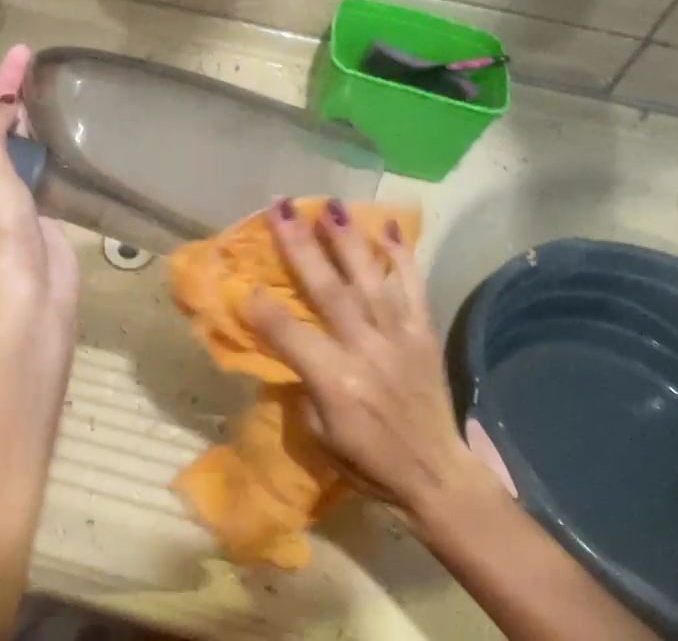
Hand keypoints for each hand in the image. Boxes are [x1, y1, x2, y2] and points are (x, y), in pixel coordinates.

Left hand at [0, 45, 80, 336]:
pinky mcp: (38, 216)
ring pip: (16, 152)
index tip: (6, 60)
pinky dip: (48, 148)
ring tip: (48, 84)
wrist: (32, 303)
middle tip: (29, 59)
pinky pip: (40, 172)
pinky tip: (64, 128)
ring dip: (28, 122)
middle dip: (6, 100)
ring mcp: (7, 204)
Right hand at [246, 198, 514, 522]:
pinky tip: (388, 224)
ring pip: (370, 279)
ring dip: (347, 239)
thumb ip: (303, 385)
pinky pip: (414, 286)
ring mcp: (399, 336)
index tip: (241, 280)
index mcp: (336, 382)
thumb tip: (286, 345)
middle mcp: (367, 350)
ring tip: (329, 204)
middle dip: (301, 246)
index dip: (262, 308)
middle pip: (329, 290)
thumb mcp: (320, 435)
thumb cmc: (368, 460)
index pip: (290, 334)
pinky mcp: (423, 331)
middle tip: (281, 207)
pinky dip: (401, 254)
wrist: (436, 472)